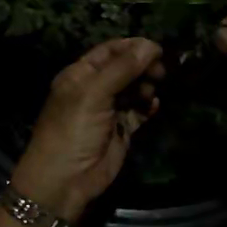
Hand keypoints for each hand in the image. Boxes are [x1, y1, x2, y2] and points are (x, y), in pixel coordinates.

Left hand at [11, 38, 163, 221]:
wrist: (66, 180)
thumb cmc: (73, 131)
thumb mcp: (94, 94)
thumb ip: (122, 69)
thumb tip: (150, 45)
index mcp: (80, 75)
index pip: (109, 51)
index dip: (132, 47)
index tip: (156, 49)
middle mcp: (94, 89)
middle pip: (124, 68)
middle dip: (143, 66)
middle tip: (160, 71)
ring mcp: (108, 110)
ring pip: (133, 89)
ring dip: (146, 85)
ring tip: (152, 91)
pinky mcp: (121, 130)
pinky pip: (139, 111)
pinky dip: (147, 106)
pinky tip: (154, 105)